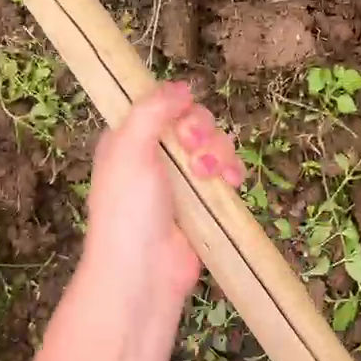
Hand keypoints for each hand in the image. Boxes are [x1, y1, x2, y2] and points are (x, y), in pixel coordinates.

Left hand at [83, 81, 244, 304]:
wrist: (142, 273)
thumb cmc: (127, 210)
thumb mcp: (129, 150)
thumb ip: (152, 111)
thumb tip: (181, 86)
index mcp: (128, 139)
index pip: (160, 104)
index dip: (177, 105)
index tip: (181, 113)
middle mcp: (154, 155)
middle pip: (192, 121)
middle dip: (200, 131)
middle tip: (193, 149)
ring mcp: (180, 179)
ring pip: (213, 144)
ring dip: (217, 153)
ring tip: (209, 176)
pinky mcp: (202, 201)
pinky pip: (225, 172)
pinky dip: (231, 171)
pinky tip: (232, 181)